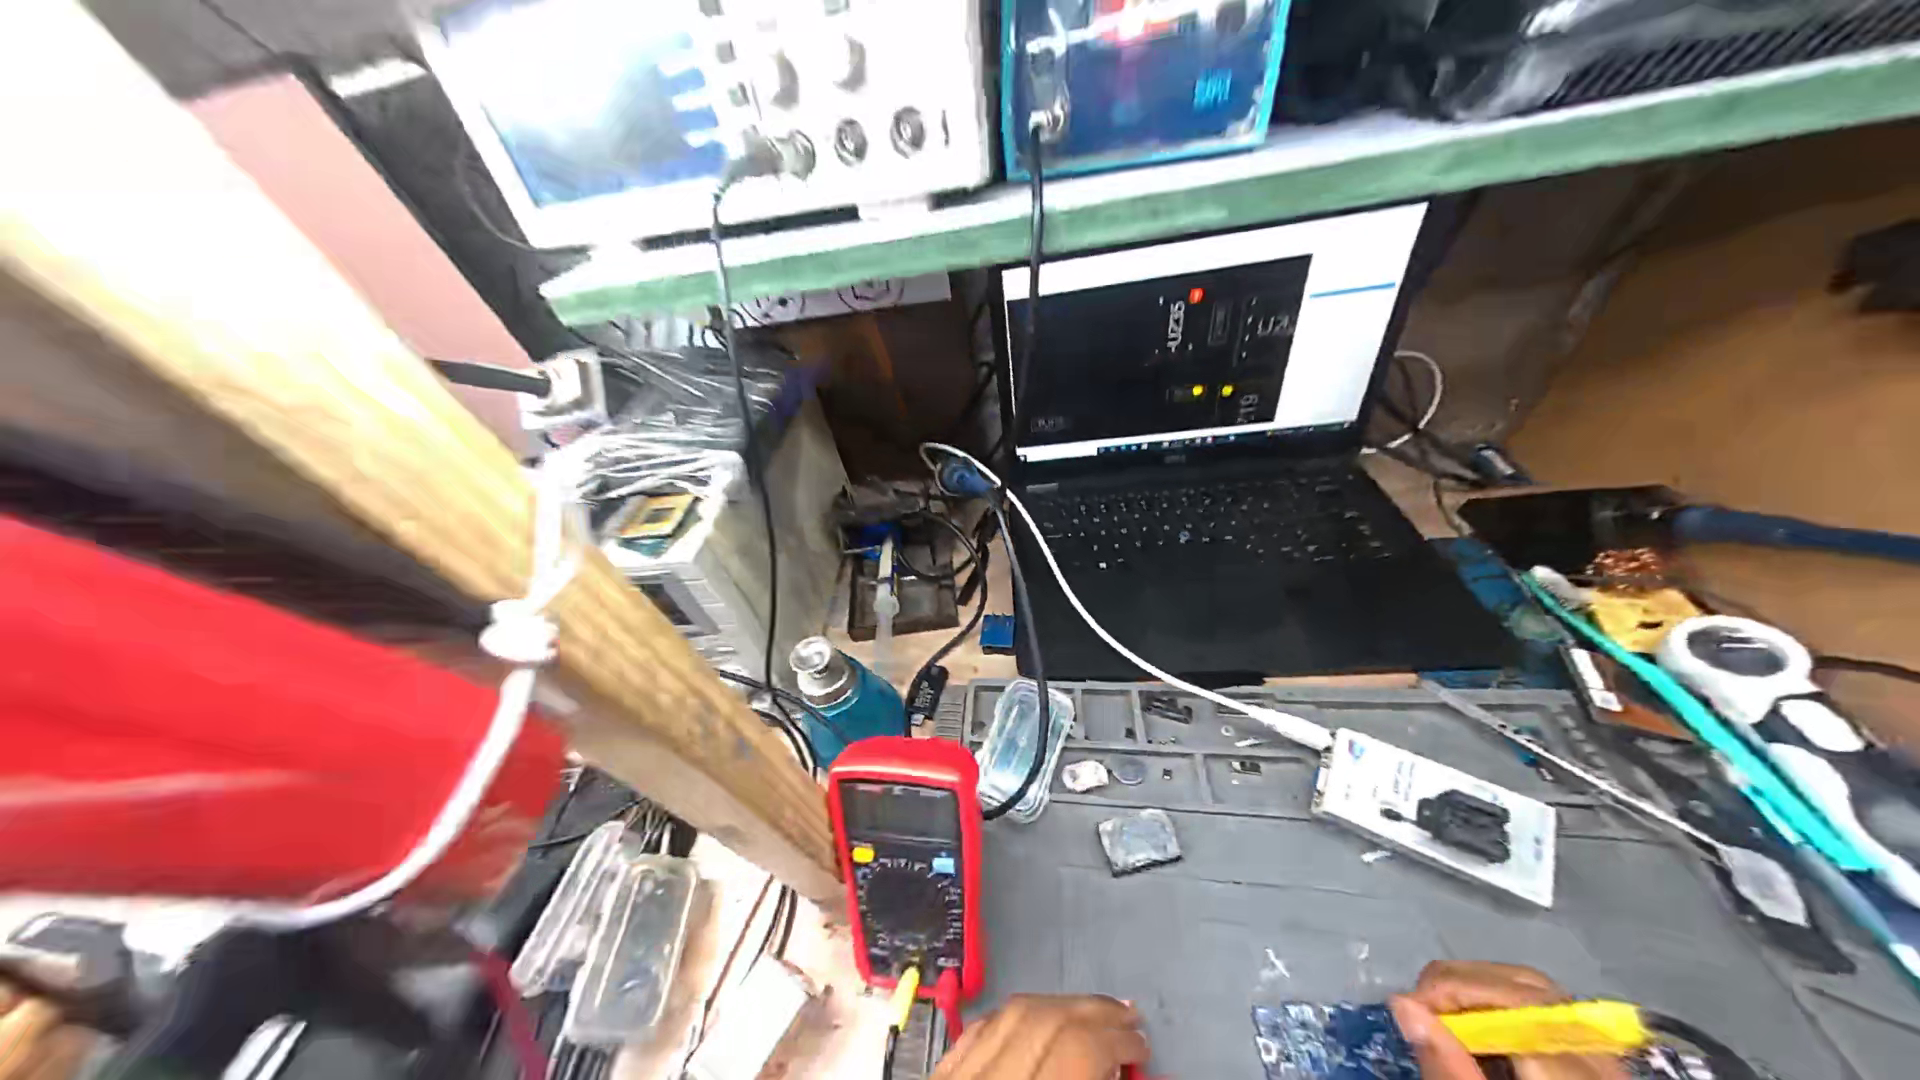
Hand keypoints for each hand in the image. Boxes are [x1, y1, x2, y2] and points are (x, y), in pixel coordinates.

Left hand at [932, 994, 1148, 1079]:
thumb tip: (1122, 1065)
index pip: (1076, 1049)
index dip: (1116, 1041)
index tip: (1142, 1045)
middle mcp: (989, 1076)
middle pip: (1044, 1020)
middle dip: (1093, 1013)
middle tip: (1129, 1016)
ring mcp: (957, 1071)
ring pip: (1011, 1014)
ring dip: (1059, 1006)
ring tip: (1093, 1011)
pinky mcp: (942, 1072)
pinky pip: (980, 1029)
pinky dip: (1014, 1018)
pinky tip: (1038, 1016)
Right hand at [1387, 961, 1628, 1079]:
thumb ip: (1449, 1073)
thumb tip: (1403, 1004)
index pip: (1521, 1008)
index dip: (1457, 991)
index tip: (1411, 1007)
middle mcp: (1607, 1073)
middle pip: (1535, 993)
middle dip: (1467, 986)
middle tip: (1423, 1008)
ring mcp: (1614, 1073)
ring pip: (1545, 999)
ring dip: (1484, 995)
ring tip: (1446, 1020)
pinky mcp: (1605, 1075)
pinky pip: (1555, 1023)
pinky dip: (1508, 1015)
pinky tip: (1481, 1039)